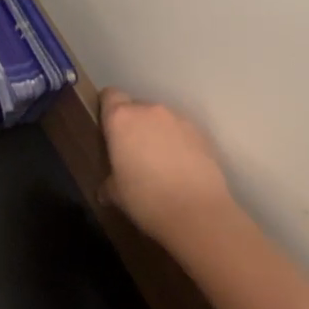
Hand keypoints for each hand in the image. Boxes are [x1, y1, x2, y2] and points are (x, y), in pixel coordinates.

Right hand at [100, 88, 236, 246]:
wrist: (198, 214)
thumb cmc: (145, 198)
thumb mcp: (115, 192)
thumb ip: (108, 182)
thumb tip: (105, 191)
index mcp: (121, 118)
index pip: (109, 95)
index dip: (107, 109)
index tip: (108, 129)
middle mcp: (149, 111)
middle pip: (137, 107)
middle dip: (134, 125)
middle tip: (133, 151)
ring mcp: (179, 120)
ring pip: (162, 119)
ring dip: (158, 133)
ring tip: (161, 162)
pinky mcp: (203, 135)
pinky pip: (183, 132)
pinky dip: (180, 144)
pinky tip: (182, 168)